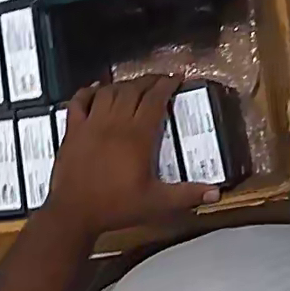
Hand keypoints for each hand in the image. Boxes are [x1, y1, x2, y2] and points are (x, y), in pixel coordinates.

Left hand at [39, 75, 219, 238]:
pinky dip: (87, 91)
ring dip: (123, 85)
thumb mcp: (156, 203)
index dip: (166, 85)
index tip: (177, 78)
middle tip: (160, 80)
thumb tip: (217, 192)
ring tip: (134, 85)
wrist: (74, 212)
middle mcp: (115, 123)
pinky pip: (79, 102)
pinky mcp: (72, 130)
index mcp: (137, 136)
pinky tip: (95, 88)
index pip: (154, 100)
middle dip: (148, 80)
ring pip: (108, 92)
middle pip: (133, 90)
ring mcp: (91, 124)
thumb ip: (186, 195)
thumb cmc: (116, 207)